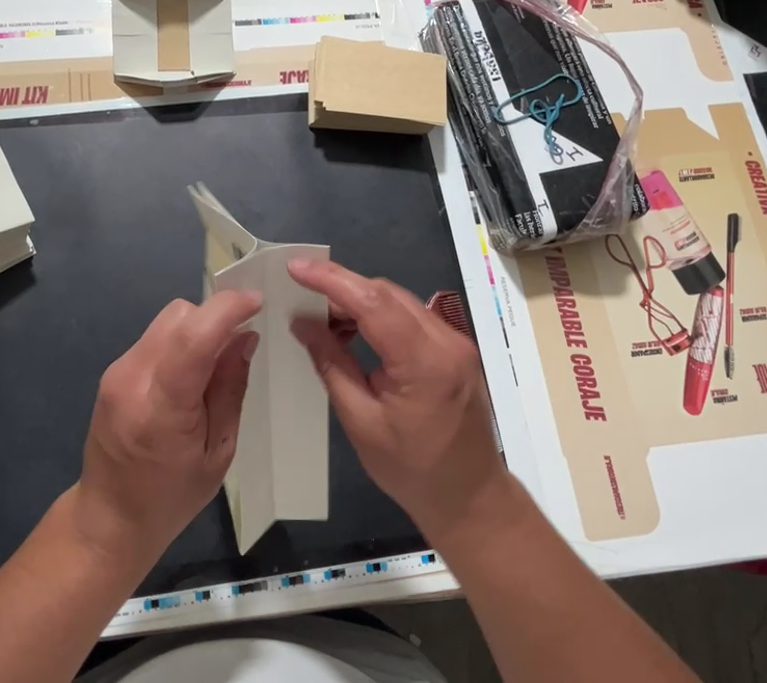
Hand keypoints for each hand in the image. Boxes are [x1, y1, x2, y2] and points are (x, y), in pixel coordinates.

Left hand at [74, 290, 262, 563]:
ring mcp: (117, 371)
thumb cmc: (172, 496)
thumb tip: (245, 337)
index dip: (227, 309)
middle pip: (178, 315)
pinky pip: (155, 337)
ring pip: (166, 321)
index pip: (193, 336)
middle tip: (241, 341)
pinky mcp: (113, 371)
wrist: (109, 516)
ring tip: (216, 363)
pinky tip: (191, 373)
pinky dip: (180, 342)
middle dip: (214, 317)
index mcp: (160, 406)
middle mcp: (132, 377)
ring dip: (197, 329)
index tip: (257, 300)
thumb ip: (230, 389)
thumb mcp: (219, 451)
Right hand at [289, 259, 514, 540]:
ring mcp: (455, 342)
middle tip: (301, 298)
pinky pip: (410, 316)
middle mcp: (447, 341)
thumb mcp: (360, 421)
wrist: (469, 497)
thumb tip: (303, 323)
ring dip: (360, 300)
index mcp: (425, 362)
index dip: (332, 280)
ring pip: (399, 300)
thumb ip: (332, 364)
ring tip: (322, 317)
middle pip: (387, 294)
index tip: (296, 268)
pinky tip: (353, 329)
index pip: (373, 302)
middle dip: (342, 288)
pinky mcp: (454, 349)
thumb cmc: (412, 470)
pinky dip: (379, 314)